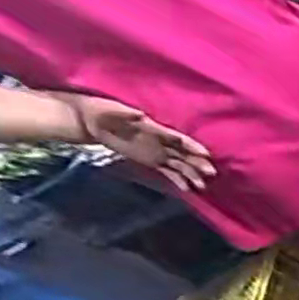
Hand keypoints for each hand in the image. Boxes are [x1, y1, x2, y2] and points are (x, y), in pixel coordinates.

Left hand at [66, 95, 215, 192]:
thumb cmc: (98, 112)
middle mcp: (160, 142)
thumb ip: (125, 113)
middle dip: (198, 163)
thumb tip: (140, 113)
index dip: (192, 146)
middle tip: (211, 172)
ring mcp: (156, 152)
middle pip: (184, 153)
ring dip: (192, 175)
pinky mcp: (150, 161)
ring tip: (202, 186)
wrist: (87, 121)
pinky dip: (178, 180)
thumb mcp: (109, 110)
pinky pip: (169, 172)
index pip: (178, 138)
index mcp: (154, 129)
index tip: (206, 154)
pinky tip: (187, 189)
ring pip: (180, 165)